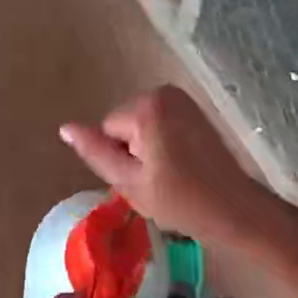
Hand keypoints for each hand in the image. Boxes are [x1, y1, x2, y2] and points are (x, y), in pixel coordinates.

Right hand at [60, 85, 275, 240]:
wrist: (232, 206)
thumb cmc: (180, 201)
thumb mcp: (129, 182)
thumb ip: (96, 152)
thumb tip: (65, 127)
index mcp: (146, 107)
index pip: (108, 130)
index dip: (120, 158)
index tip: (146, 178)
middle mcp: (162, 91)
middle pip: (124, 123)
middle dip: (133, 149)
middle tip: (157, 178)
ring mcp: (180, 97)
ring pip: (140, 123)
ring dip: (148, 146)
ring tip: (170, 171)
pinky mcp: (192, 106)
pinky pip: (158, 120)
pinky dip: (163, 139)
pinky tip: (180, 161)